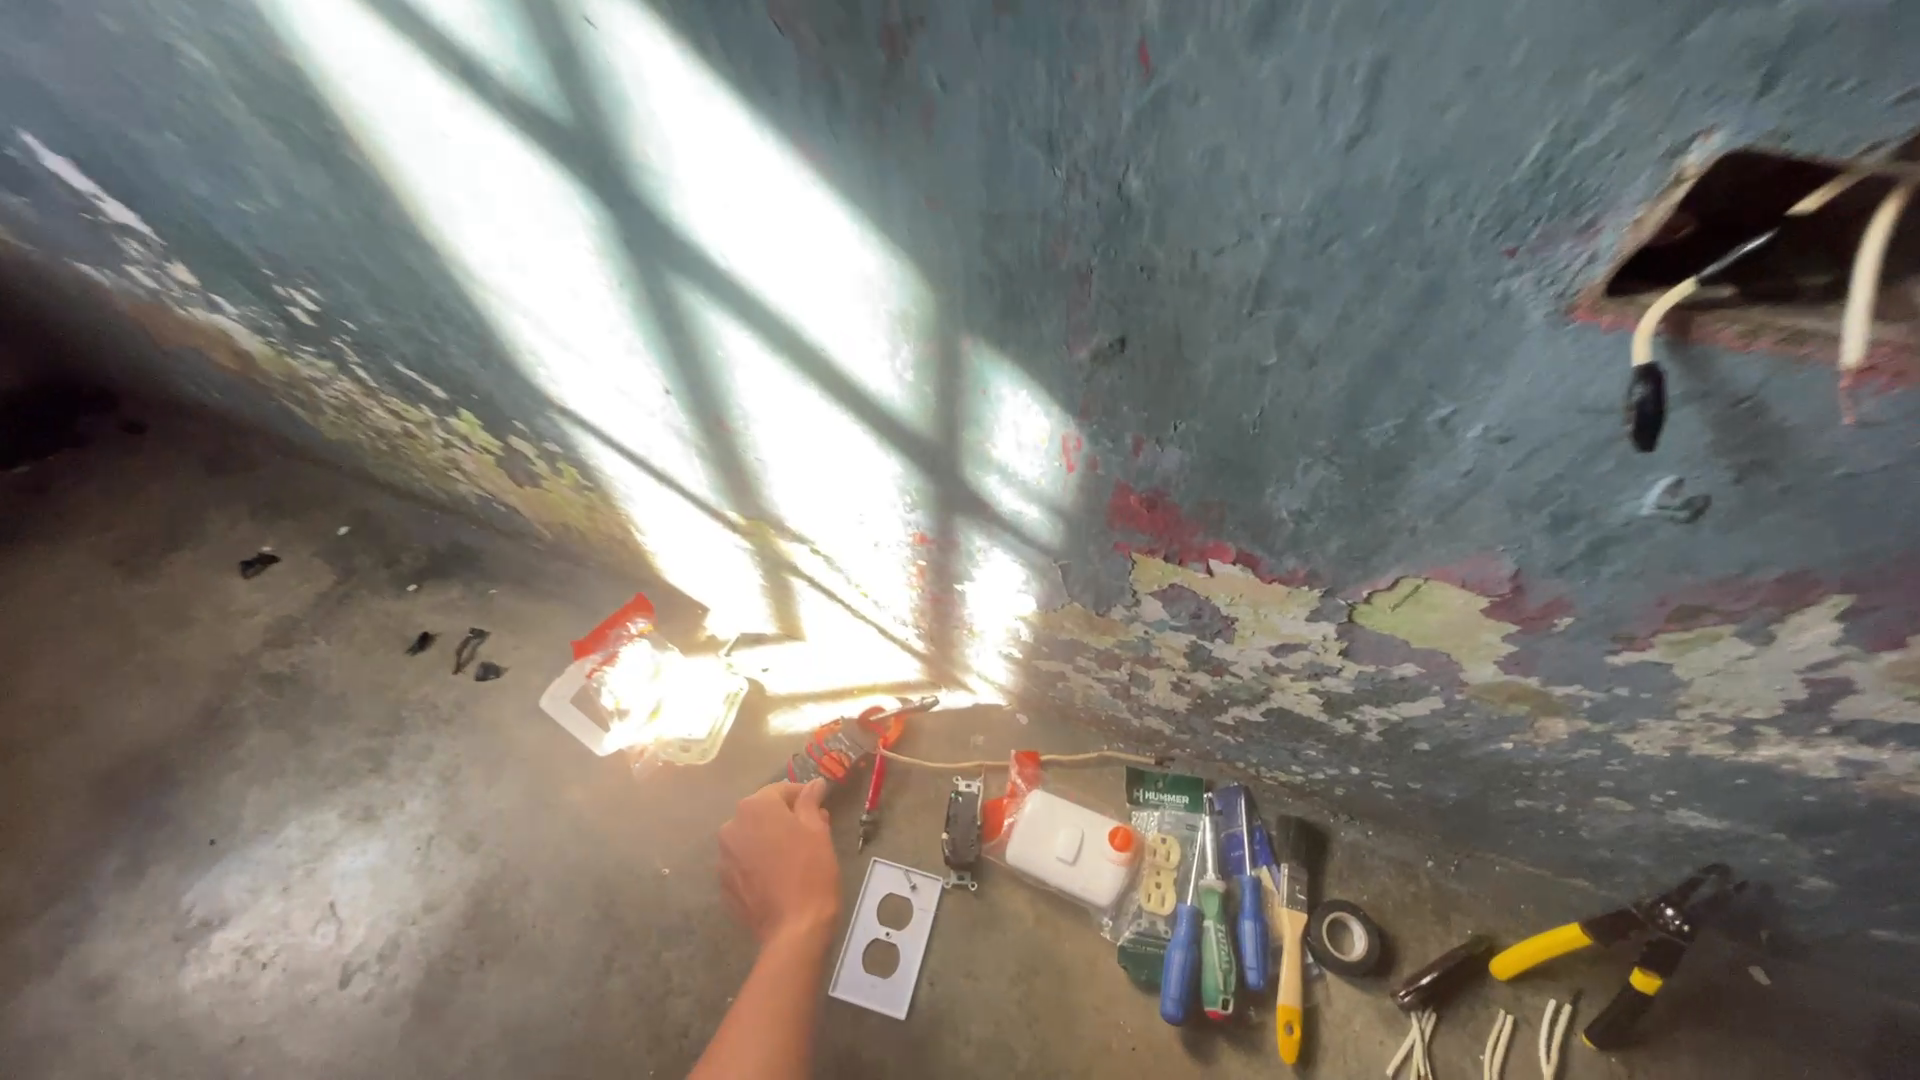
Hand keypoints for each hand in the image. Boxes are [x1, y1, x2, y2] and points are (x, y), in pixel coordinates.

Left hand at [718, 779, 840, 945]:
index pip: (780, 790)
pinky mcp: (723, 884)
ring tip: (794, 856)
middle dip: (784, 817)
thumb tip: (814, 784)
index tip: (819, 806)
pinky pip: (743, 862)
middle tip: (811, 831)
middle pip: (761, 813)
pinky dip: (758, 862)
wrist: (794, 929)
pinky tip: (778, 876)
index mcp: (755, 807)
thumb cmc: (811, 871)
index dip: (802, 796)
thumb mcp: (817, 829)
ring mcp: (723, 857)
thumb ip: (810, 801)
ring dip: (769, 839)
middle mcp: (732, 826)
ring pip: (751, 837)